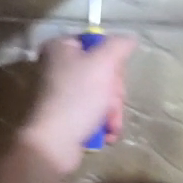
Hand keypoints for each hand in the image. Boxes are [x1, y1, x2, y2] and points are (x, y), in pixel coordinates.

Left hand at [18, 34, 137, 174]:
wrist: (53, 143)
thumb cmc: (77, 97)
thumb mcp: (103, 63)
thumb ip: (118, 45)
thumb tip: (129, 38)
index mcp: (59, 48)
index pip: (97, 43)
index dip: (112, 60)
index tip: (115, 74)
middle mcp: (57, 67)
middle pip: (102, 71)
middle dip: (114, 91)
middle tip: (111, 103)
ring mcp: (60, 93)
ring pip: (101, 95)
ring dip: (112, 110)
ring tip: (110, 124)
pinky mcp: (64, 116)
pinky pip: (92, 113)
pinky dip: (103, 123)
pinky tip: (107, 134)